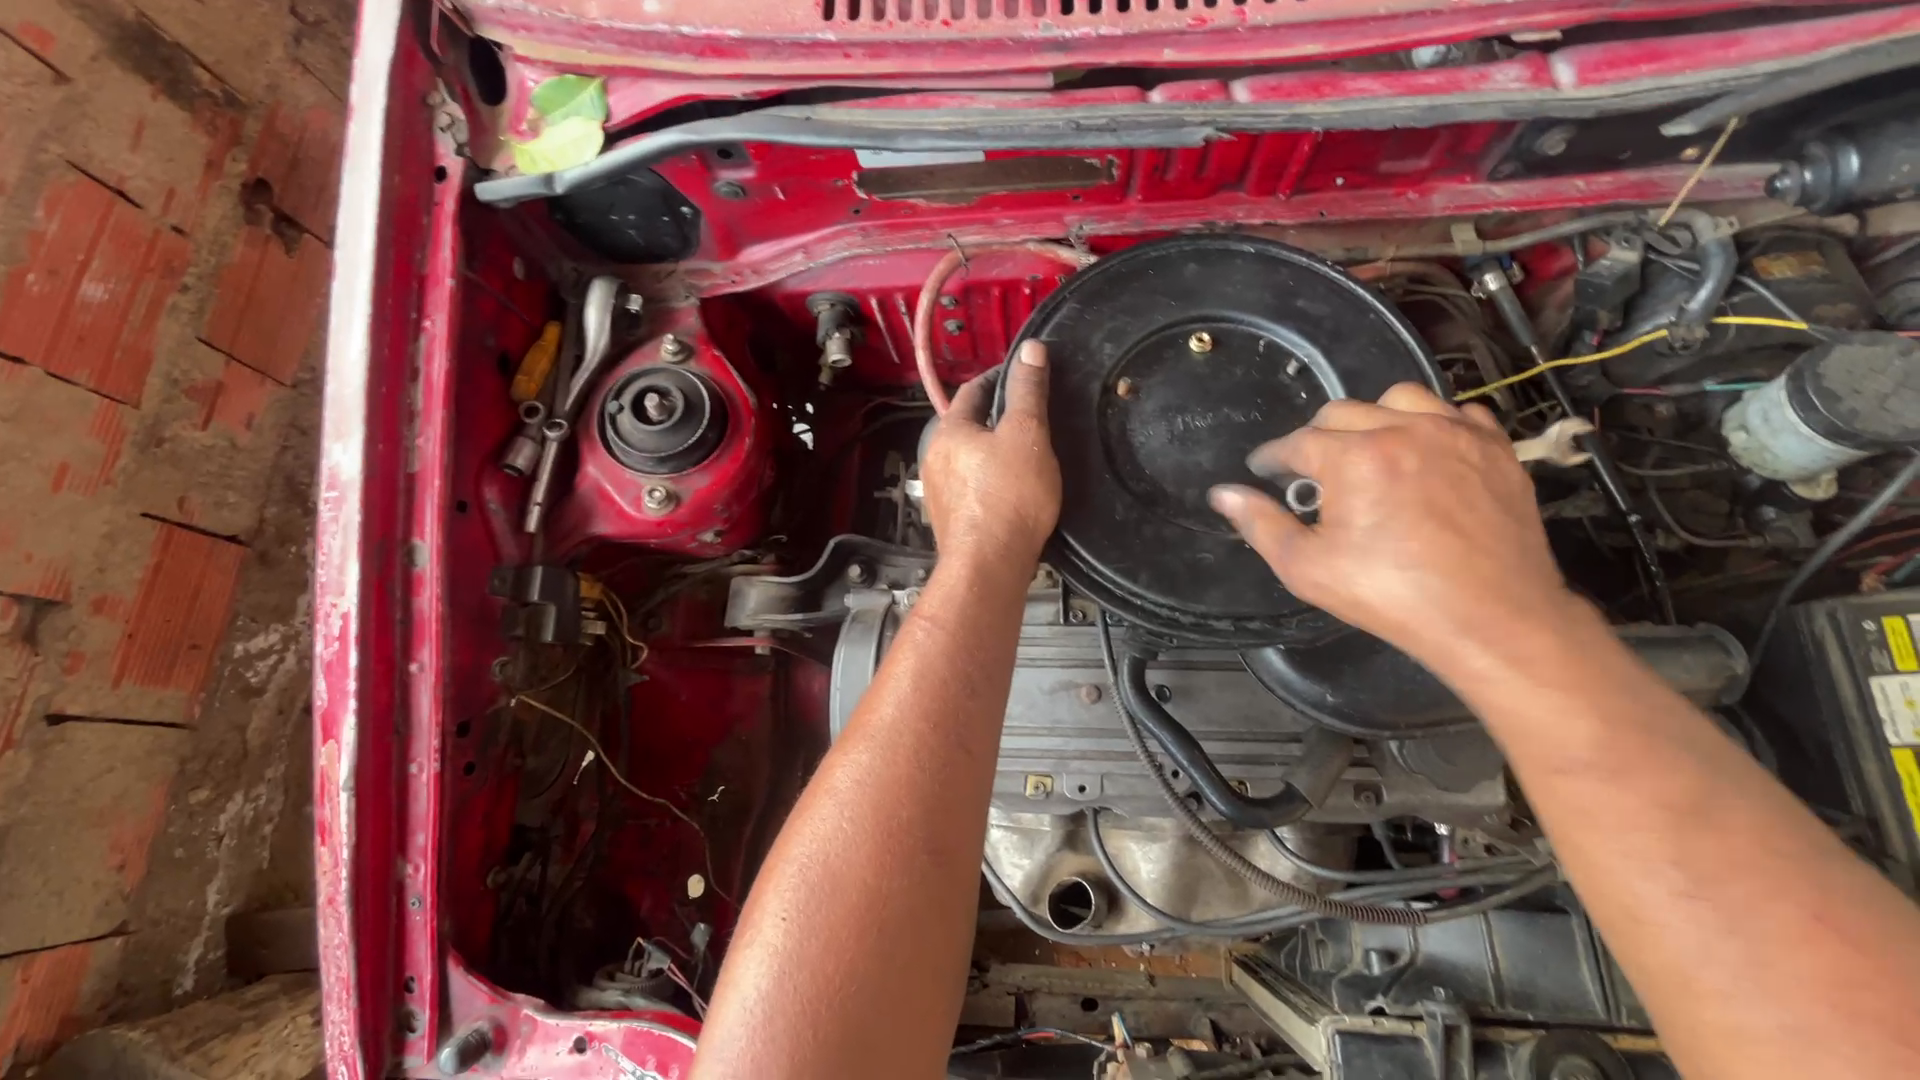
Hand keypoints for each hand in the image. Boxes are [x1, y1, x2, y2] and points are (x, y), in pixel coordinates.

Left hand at [922, 340, 1061, 566]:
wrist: (989, 566)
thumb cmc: (1009, 499)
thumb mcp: (1027, 435)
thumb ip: (1028, 391)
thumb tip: (1031, 349)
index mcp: (950, 431)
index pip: (973, 390)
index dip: (1000, 378)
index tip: (1024, 376)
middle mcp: (936, 458)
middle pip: (969, 426)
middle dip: (997, 418)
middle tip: (1032, 417)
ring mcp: (941, 492)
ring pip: (970, 458)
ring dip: (994, 452)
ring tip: (1028, 455)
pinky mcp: (952, 520)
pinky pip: (973, 488)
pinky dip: (992, 481)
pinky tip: (1014, 492)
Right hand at [1209, 383, 1583, 665]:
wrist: (1490, 617)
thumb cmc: (1390, 596)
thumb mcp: (1307, 568)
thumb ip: (1260, 524)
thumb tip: (1223, 494)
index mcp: (1354, 458)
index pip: (1296, 441)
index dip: (1273, 457)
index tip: (1265, 471)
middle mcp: (1404, 430)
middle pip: (1342, 412)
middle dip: (1317, 437)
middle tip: (1312, 472)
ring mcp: (1456, 434)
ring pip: (1400, 398)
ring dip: (1373, 418)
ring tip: (1368, 451)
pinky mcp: (1494, 448)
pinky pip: (1456, 412)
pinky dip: (1432, 425)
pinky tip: (1423, 453)